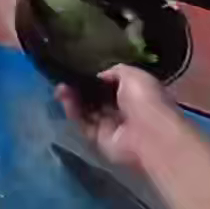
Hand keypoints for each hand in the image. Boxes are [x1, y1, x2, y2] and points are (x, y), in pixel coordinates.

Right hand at [55, 65, 190, 172]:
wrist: (149, 135)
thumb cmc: (146, 100)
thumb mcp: (133, 74)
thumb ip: (115, 71)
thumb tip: (99, 75)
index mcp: (135, 94)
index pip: (111, 85)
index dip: (95, 78)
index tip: (80, 69)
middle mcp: (122, 110)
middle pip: (95, 97)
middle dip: (80, 87)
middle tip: (65, 77)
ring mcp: (110, 125)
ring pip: (86, 110)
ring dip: (72, 97)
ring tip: (60, 86)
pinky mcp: (99, 139)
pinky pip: (82, 122)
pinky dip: (72, 110)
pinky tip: (64, 97)